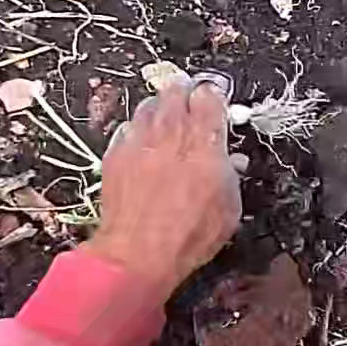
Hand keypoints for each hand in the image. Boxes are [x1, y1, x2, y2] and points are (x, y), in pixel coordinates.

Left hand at [82, 79, 240, 295]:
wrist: (138, 255)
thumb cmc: (188, 236)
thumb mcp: (229, 207)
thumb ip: (231, 175)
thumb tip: (231, 161)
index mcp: (205, 145)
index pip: (210, 98)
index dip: (214, 95)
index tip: (216, 99)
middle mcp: (171, 136)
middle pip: (176, 92)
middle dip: (186, 90)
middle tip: (191, 96)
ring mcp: (140, 143)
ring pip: (149, 104)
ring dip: (161, 105)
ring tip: (168, 114)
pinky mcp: (115, 156)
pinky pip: (126, 128)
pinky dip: (137, 128)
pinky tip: (144, 139)